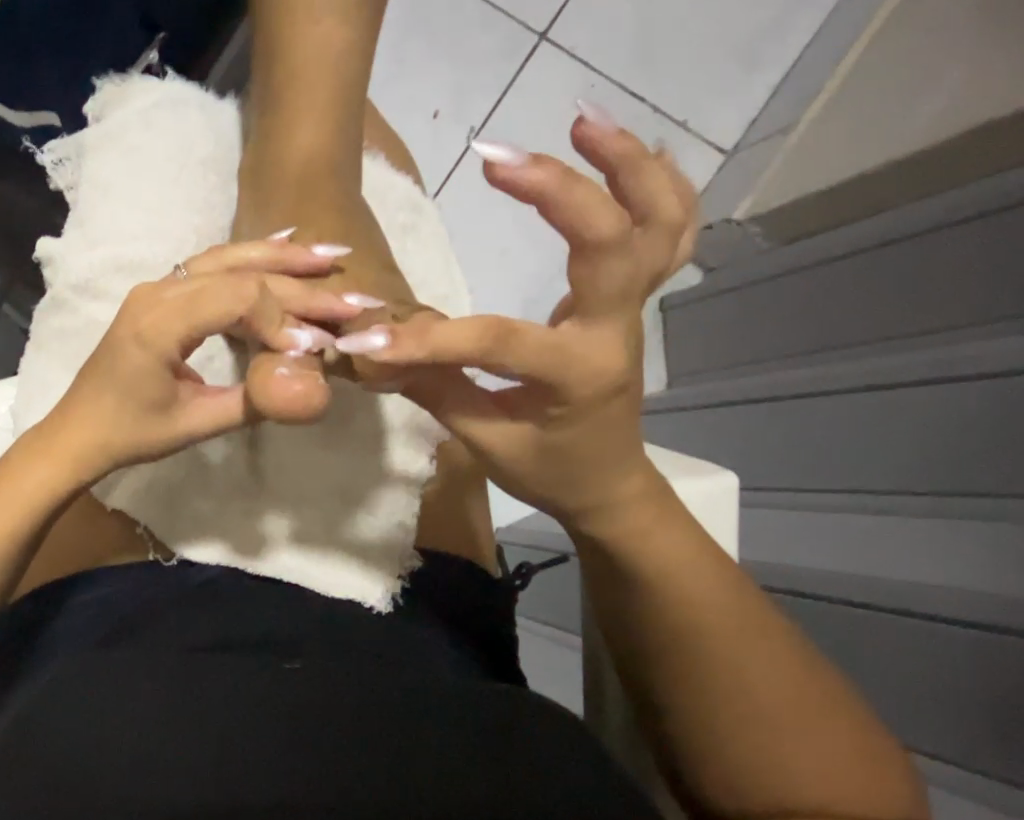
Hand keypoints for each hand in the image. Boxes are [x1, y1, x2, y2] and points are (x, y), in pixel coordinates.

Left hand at [37, 238, 370, 476]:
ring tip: (329, 257)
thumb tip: (308, 379)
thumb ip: (251, 401)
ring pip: (225, 259)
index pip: (239, 298)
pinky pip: (208, 266)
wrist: (79, 431)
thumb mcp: (193, 425)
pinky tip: (283, 248)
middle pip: (239, 273)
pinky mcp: (157, 296)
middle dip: (297, 286)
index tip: (316, 347)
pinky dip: (249, 260)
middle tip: (350, 298)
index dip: (284, 318)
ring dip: (278, 259)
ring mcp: (155, 289)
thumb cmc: (130, 433)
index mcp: (160, 322)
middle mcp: (157, 292)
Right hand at [338, 109, 700, 533]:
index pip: (498, 341)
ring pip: (659, 220)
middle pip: (613, 240)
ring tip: (581, 123)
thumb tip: (371, 352)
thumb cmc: (547, 469)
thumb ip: (433, 388)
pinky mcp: (632, 298)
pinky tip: (621, 151)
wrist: (608, 481)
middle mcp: (615, 329)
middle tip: (496, 161)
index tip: (366, 338)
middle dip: (560, 192)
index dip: (429, 339)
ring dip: (626, 165)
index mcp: (577, 373)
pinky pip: (668, 230)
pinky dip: (655, 183)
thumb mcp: (485, 441)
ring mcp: (634, 309)